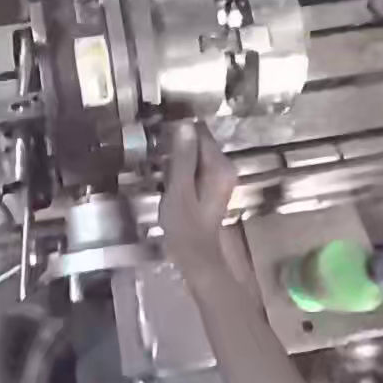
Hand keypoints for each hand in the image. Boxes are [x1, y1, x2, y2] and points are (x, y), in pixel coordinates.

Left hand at [0, 305, 62, 382]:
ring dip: (33, 341)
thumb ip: (41, 359)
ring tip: (61, 346)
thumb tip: (56, 322)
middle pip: (4, 331)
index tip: (53, 317)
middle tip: (61, 331)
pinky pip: (10, 365)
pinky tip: (49, 368)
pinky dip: (30, 358)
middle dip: (33, 324)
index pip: (0, 319)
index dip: (26, 310)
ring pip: (8, 348)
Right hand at [158, 121, 240, 275]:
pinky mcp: (212, 185)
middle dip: (178, 143)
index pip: (200, 132)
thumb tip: (185, 125)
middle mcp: (225, 166)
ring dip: (179, 155)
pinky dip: (182, 166)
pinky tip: (168, 176)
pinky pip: (196, 165)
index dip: (179, 131)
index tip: (159, 136)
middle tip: (157, 153)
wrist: (197, 258)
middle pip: (199, 142)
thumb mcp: (179, 189)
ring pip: (196, 153)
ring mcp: (220, 176)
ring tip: (159, 163)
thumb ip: (183, 157)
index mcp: (219, 165)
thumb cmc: (185, 225)